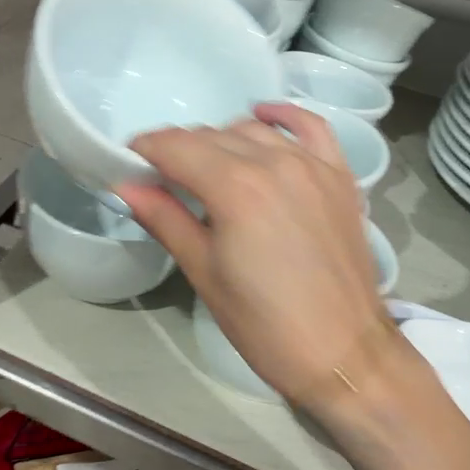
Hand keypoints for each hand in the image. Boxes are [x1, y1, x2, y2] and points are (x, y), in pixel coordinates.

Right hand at [114, 102, 393, 406]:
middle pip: (211, 137)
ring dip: (221, 140)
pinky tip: (262, 116)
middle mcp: (274, 162)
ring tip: (206, 166)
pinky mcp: (339, 177)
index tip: (129, 161)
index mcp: (235, 188)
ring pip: (252, 131)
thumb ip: (164, 218)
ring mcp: (312, 165)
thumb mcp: (203, 273)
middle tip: (162, 177)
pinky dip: (283, 117)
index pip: (176, 147)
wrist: (343, 352)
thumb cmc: (264, 324)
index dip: (146, 149)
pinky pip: (310, 128)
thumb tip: (126, 185)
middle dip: (179, 150)